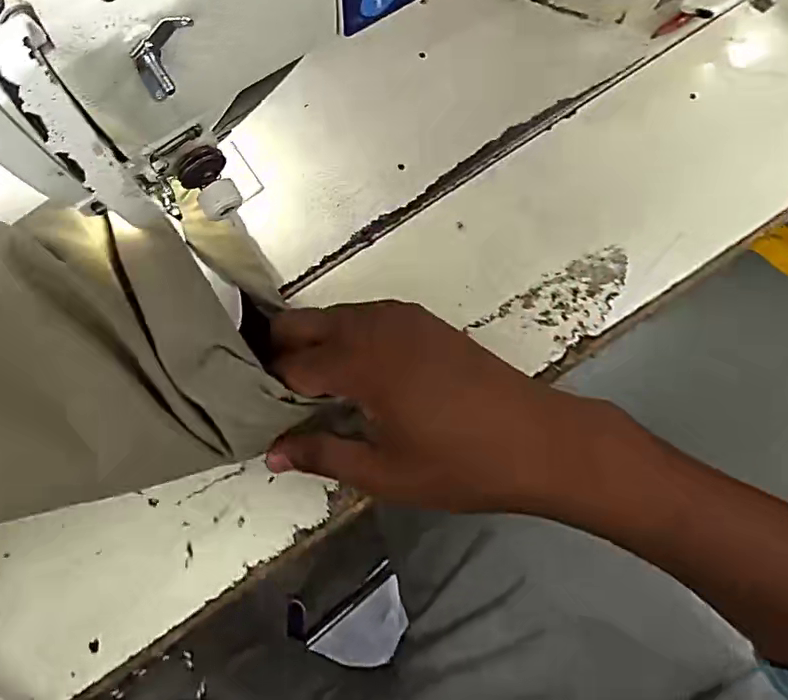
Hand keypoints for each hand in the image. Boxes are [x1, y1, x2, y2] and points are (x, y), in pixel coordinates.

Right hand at [264, 302, 787, 668]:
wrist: (539, 437)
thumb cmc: (461, 463)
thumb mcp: (386, 472)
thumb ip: (324, 454)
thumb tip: (271, 452)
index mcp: (360, 361)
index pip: (291, 364)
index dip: (266, 383)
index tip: (248, 401)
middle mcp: (371, 324)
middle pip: (302, 323)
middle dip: (277, 349)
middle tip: (268, 388)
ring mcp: (397, 315)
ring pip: (331, 315)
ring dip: (310, 340)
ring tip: (303, 381)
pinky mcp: (417, 317)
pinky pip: (360, 315)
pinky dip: (341, 334)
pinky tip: (348, 367)